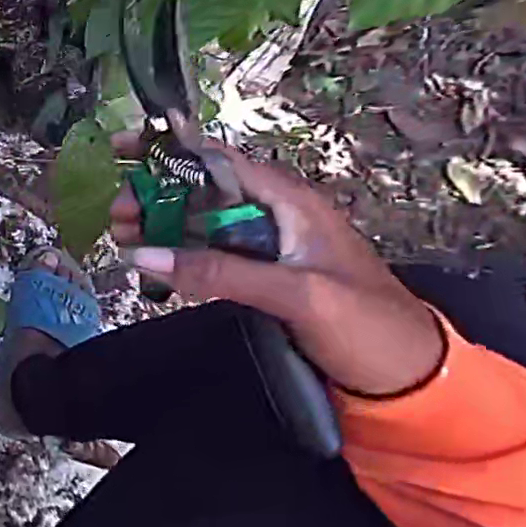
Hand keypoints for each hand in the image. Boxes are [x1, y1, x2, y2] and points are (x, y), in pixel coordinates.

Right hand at [109, 133, 445, 396]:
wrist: (409, 380)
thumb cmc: (367, 326)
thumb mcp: (297, 294)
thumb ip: (220, 272)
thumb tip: (142, 255)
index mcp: (287, 201)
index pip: (216, 158)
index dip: (167, 146)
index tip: (120, 148)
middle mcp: (268, 212)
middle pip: (195, 187)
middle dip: (150, 193)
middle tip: (117, 216)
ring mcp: (259, 243)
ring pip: (193, 219)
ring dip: (153, 223)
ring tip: (121, 238)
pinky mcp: (252, 271)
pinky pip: (199, 251)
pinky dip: (169, 253)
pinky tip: (145, 261)